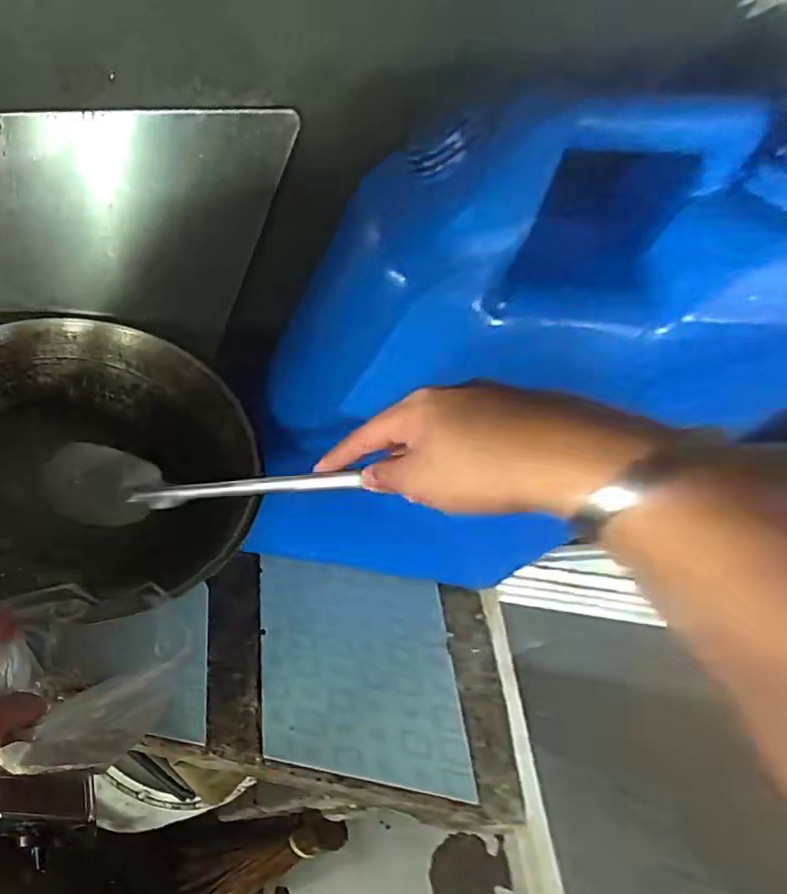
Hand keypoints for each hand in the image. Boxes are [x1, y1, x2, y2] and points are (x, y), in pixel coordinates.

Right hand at [316, 384, 673, 517]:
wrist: (590, 461)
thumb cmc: (484, 472)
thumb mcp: (419, 483)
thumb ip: (386, 477)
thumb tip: (376, 472)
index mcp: (417, 408)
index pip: (364, 435)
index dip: (340, 456)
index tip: (320, 471)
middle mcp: (454, 393)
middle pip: (407, 426)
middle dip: (392, 451)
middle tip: (386, 479)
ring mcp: (499, 395)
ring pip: (447, 426)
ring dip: (434, 451)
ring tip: (438, 480)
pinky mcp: (537, 407)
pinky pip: (484, 429)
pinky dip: (471, 449)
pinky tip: (483, 471)